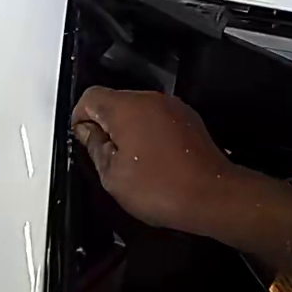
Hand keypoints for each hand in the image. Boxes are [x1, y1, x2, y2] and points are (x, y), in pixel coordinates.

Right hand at [70, 87, 256, 235]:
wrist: (210, 194)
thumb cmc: (164, 187)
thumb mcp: (112, 175)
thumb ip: (94, 146)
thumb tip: (88, 132)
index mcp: (128, 108)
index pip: (90, 96)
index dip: (80, 118)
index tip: (84, 138)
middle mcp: (152, 100)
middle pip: (115, 102)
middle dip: (106, 126)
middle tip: (108, 159)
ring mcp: (172, 107)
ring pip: (138, 111)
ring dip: (130, 132)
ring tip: (133, 164)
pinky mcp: (187, 118)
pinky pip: (158, 119)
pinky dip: (151, 135)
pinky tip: (154, 162)